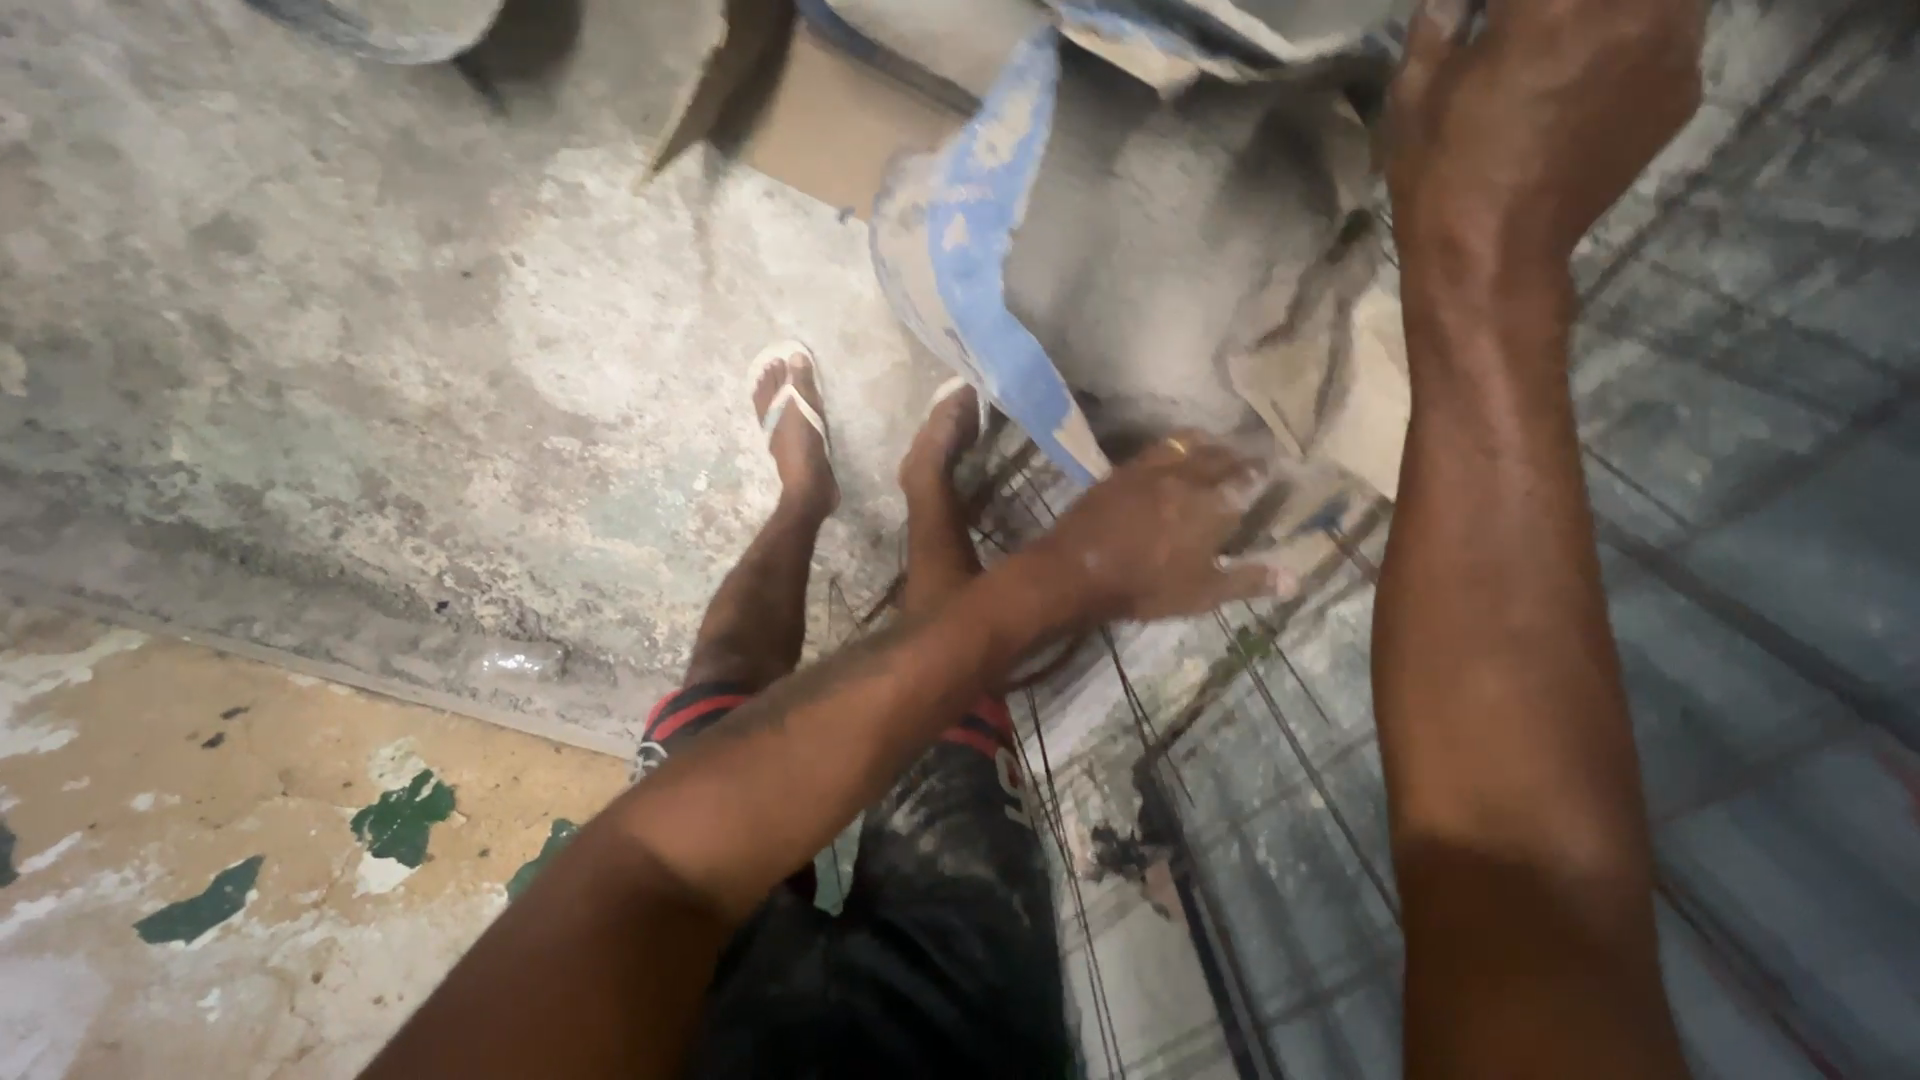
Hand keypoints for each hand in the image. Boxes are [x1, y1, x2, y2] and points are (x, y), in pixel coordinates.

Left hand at [1024, 435, 1296, 624]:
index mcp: (1212, 506)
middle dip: (1238, 454)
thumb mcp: (1202, 593)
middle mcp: (1186, 477)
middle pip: (1220, 456)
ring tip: (1215, 445)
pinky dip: (1173, 446)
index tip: (1275, 467)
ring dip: (1207, 443)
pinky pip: (1156, 448)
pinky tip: (1171, 454)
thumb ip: (1248, 580)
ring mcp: (1151, 469)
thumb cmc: (1145, 587)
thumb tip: (1296, 579)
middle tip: (1249, 455)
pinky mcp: (1122, 470)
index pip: (1248, 479)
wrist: (1076, 571)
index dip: (1263, 472)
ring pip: (1188, 444)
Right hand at [1386, 0, 1704, 275]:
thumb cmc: (1441, 176)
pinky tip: (1593, 71)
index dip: (1502, 0)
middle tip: (1532, 23)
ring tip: (1572, 37)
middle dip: (1557, 4)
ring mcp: (1672, 41)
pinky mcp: (1684, 81)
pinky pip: (1671, 27)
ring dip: (1607, 10)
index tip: (1487, 12)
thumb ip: (1443, 17)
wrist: (1494, 255)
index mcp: (1552, 3)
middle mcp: (1630, 5)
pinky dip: (1635, 33)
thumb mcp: (1415, 91)